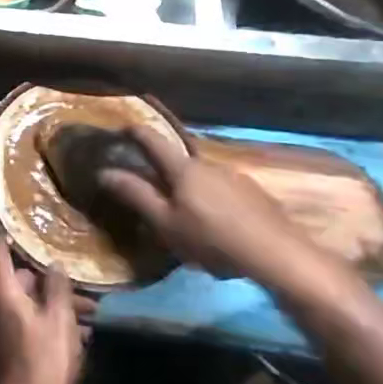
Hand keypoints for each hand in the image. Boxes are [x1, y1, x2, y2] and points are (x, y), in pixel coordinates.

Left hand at [0, 235, 90, 383]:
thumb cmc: (43, 359)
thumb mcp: (59, 320)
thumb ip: (58, 288)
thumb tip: (54, 264)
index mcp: (3, 293)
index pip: (0, 254)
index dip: (9, 237)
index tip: (21, 223)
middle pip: (22, 280)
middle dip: (52, 280)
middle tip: (82, 284)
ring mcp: (2, 325)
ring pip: (31, 303)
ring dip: (58, 305)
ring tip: (93, 313)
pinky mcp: (11, 343)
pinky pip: (31, 322)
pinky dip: (52, 322)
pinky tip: (82, 335)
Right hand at [97, 129, 312, 280]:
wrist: (277, 254)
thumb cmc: (211, 238)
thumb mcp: (165, 222)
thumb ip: (135, 195)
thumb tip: (104, 171)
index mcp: (183, 169)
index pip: (153, 141)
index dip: (135, 132)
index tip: (122, 128)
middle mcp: (209, 165)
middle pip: (179, 162)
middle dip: (164, 173)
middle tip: (153, 192)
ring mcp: (236, 178)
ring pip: (203, 178)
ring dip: (190, 190)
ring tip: (185, 216)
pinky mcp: (255, 195)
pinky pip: (223, 191)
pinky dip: (212, 201)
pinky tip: (215, 225)